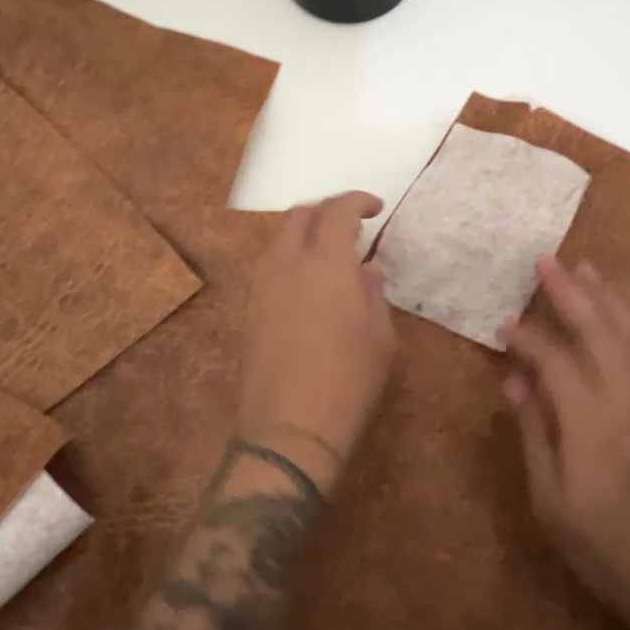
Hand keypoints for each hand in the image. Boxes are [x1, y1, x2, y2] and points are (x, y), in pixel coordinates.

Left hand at [240, 191, 394, 492]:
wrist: (289, 428)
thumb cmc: (348, 382)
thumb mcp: (379, 338)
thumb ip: (373, 294)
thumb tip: (367, 269)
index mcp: (326, 262)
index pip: (337, 210)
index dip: (357, 201)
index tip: (375, 208)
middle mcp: (287, 263)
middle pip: (300, 215)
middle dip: (327, 211)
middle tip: (351, 226)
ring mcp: (262, 286)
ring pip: (280, 240)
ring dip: (305, 234)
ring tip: (330, 255)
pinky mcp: (250, 310)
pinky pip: (270, 267)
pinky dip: (291, 259)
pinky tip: (308, 285)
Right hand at [500, 258, 629, 626]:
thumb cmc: (602, 547)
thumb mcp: (549, 500)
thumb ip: (533, 434)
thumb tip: (515, 382)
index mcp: (591, 425)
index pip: (554, 362)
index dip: (527, 339)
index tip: (503, 326)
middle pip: (600, 331)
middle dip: (571, 292)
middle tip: (546, 261)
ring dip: (612, 299)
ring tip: (588, 270)